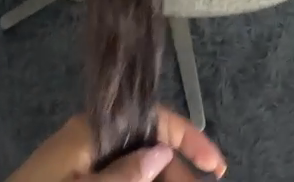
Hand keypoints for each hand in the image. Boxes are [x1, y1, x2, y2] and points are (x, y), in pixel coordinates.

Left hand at [5, 110, 225, 181]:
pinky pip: (117, 177)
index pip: (152, 119)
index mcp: (93, 130)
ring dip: (160, 181)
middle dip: (176, 172)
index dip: (188, 138)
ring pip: (135, 166)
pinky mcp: (77, 178)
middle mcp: (91, 138)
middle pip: (148, 147)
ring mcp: (83, 161)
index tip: (217, 167)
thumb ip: (125, 174)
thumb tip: (163, 150)